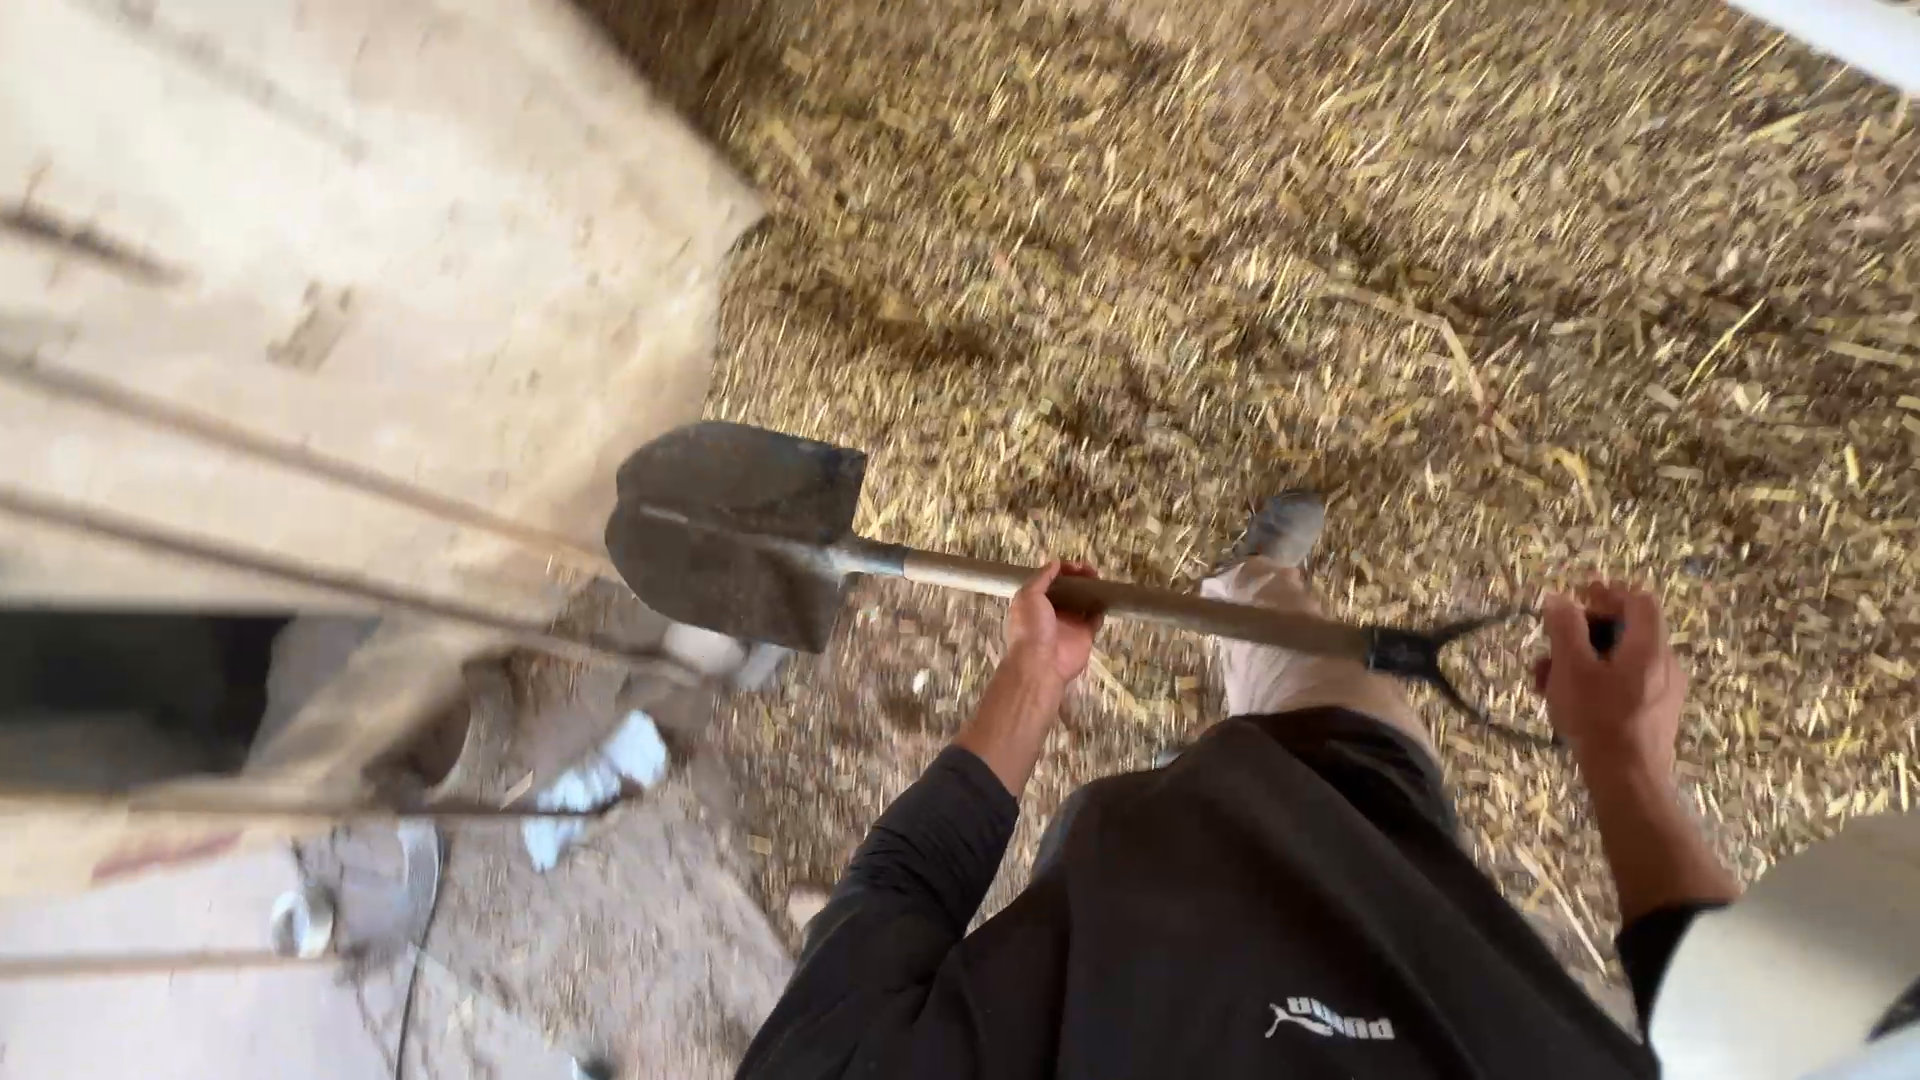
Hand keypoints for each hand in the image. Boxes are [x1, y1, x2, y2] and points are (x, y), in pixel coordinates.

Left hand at [1005, 560, 1103, 683]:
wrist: (1041, 662)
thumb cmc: (1031, 627)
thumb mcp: (1028, 595)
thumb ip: (1042, 577)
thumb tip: (1055, 562)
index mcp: (1035, 601)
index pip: (1050, 581)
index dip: (1062, 571)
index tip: (1075, 566)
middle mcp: (1052, 611)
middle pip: (1069, 590)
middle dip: (1079, 579)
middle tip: (1091, 571)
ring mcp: (1069, 623)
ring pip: (1083, 601)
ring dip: (1091, 590)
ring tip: (1100, 581)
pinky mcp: (1084, 634)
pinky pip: (1095, 618)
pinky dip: (1101, 608)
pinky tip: (1105, 598)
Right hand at [1534, 582, 1686, 779]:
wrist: (1626, 774)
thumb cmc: (1597, 715)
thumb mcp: (1571, 667)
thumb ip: (1565, 628)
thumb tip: (1560, 599)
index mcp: (1649, 648)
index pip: (1639, 602)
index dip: (1608, 592)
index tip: (1578, 594)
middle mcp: (1664, 663)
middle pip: (1624, 629)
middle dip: (1582, 632)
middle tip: (1549, 645)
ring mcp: (1662, 688)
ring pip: (1618, 657)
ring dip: (1580, 658)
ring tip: (1545, 679)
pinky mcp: (1654, 708)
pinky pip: (1623, 679)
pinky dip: (1594, 678)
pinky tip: (1566, 697)